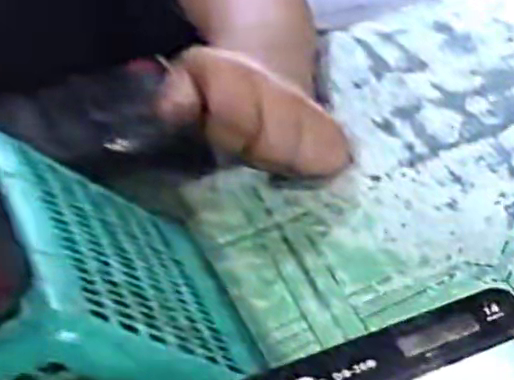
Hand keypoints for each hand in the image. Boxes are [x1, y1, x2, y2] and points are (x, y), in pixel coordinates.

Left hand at [157, 47, 351, 177]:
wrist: (272, 78)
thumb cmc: (223, 87)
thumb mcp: (188, 80)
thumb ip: (177, 97)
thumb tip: (173, 118)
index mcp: (238, 76)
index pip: (235, 118)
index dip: (225, 137)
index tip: (222, 140)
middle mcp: (283, 94)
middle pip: (273, 149)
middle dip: (257, 156)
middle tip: (250, 149)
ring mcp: (318, 120)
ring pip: (300, 163)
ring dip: (284, 166)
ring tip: (274, 156)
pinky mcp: (340, 142)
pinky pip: (328, 168)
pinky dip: (312, 171)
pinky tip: (300, 161)